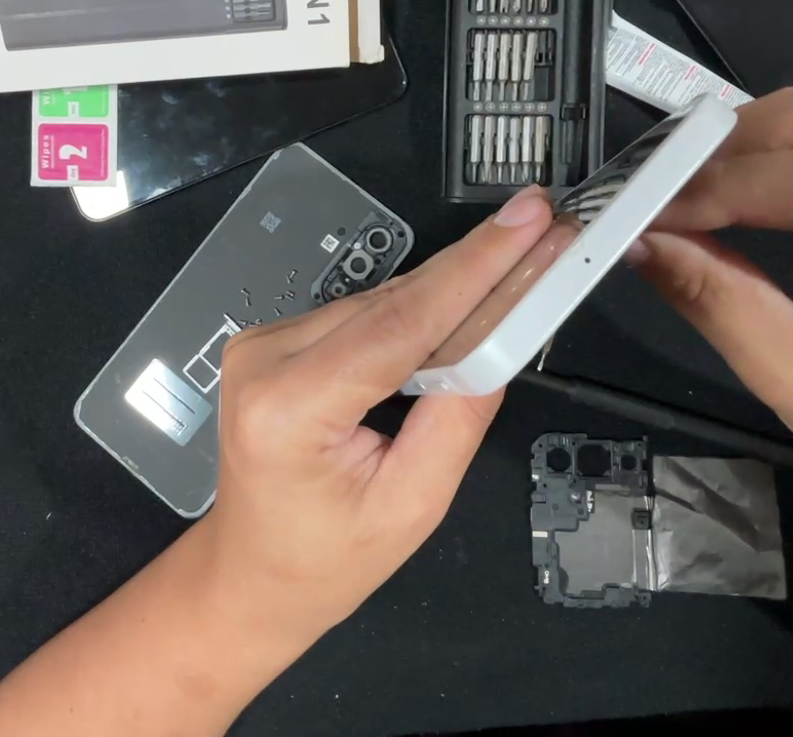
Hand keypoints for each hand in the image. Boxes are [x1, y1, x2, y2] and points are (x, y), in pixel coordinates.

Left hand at [190, 185, 556, 644]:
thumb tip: (503, 338)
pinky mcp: (272, 341)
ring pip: (377, 302)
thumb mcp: (413, 503)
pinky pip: (358, 315)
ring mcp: (261, 342)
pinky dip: (413, 310)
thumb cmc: (326, 559)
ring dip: (447, 288)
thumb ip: (459, 416)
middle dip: (474, 266)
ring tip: (517, 262)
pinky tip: (460, 298)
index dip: (474, 269)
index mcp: (289, 405)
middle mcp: (264, 356)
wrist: (252, 571)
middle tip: (541, 225)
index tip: (529, 222)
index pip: (399, 323)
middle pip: (390, 302)